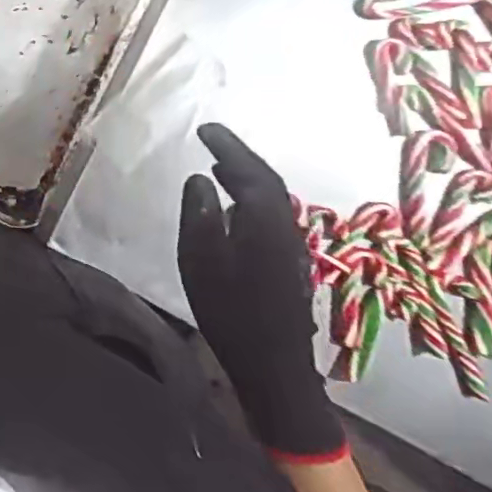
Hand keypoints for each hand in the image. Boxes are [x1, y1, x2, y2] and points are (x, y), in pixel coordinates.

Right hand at [177, 123, 342, 459]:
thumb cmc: (229, 309)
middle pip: (266, 183)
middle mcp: (284, 229)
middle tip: (212, 142)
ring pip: (270, 201)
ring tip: (219, 168)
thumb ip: (200, 216)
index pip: (250, 172)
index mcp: (264, 222)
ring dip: (246, 180)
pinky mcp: (287, 266)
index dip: (230, 147)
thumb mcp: (200, 260)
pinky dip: (250, 202)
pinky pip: (269, 218)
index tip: (206, 128)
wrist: (273, 362)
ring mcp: (290, 249)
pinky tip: (232, 210)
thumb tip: (201, 180)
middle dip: (240, 158)